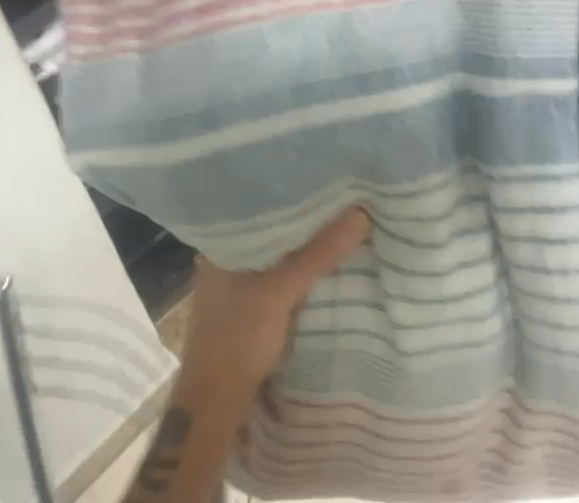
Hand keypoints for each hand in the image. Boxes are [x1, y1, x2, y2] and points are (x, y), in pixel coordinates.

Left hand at [182, 208, 370, 398]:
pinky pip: (287, 270)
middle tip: (347, 193)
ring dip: (310, 241)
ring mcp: (242, 280)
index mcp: (223, 246)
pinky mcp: (255, 300)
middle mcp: (229, 257)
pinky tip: (332, 255)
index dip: (295, 191)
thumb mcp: (279, 293)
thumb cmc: (237, 341)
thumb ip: (318, 255)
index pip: (262, 205)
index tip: (330, 176)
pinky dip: (307, 263)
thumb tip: (361, 214)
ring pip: (283, 250)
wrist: (217, 403)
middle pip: (277, 228)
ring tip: (347, 215)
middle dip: (309, 215)